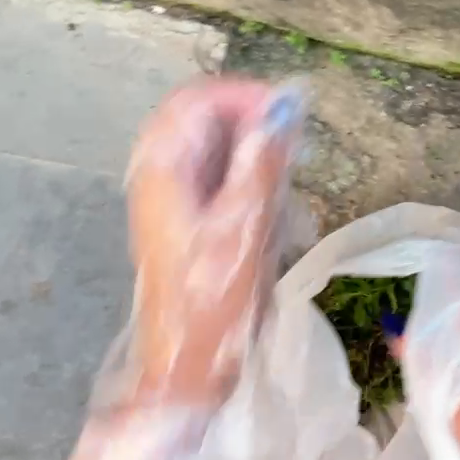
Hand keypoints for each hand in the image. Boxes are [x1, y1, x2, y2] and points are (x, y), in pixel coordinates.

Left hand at [63, 76, 304, 459]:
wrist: (187, 363)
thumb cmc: (211, 300)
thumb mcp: (243, 228)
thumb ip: (262, 163)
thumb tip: (284, 108)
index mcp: (162, 170)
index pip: (198, 100)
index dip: (245, 96)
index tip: (292, 114)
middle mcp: (161, 175)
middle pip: (205, 118)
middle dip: (253, 120)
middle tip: (298, 144)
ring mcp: (174, 198)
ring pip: (215, 147)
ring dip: (255, 148)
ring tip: (291, 171)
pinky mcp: (189, 219)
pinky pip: (220, 175)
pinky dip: (250, 174)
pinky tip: (275, 198)